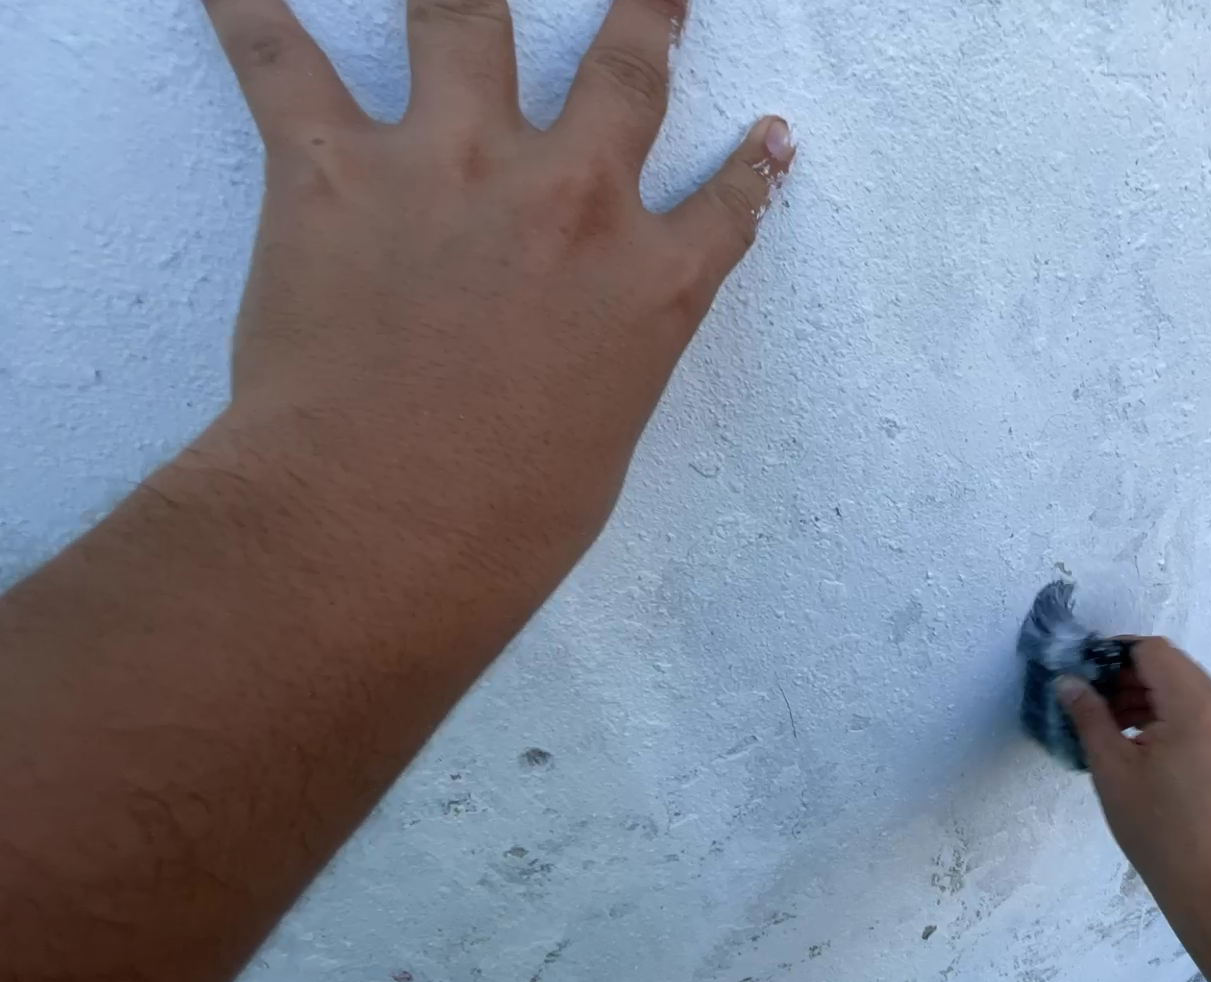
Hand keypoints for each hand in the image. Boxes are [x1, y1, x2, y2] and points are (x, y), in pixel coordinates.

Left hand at [201, 0, 792, 573]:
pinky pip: (276, 52)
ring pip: (466, 18)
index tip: (772, 136)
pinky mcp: (335, 167)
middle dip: (650, 18)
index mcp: (654, 284)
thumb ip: (612, 352)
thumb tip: (583, 334)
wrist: (396, 514)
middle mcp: (574, 204)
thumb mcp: (613, 422)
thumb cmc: (523, 504)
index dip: (756, 167)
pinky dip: (250, 8)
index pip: (729, 206)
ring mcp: (458, 170)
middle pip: (627, 78)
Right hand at [1057, 638, 1210, 910]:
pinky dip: (1165, 710)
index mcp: (1198, 708)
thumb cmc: (1155, 827)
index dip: (1114, 653)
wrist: (1207, 884)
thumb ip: (1089, 714)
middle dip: (1127, 675)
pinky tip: (1135, 736)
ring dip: (1145, 693)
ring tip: (1107, 721)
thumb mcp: (1111, 767)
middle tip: (1090, 698)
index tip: (1082, 671)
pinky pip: (1197, 707)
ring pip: (1183, 685)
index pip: (1153, 652)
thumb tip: (1068, 680)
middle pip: (1170, 666)